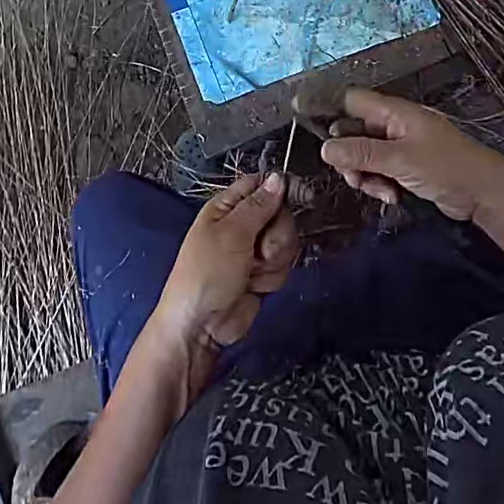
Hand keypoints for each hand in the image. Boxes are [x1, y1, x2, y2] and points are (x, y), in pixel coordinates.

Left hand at [150, 173, 297, 365]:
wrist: (201, 326)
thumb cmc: (207, 273)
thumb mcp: (231, 234)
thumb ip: (259, 206)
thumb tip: (279, 177)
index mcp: (227, 207)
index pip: (261, 185)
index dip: (282, 187)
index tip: (303, 195)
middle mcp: (242, 224)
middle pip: (281, 214)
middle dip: (277, 235)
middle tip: (260, 250)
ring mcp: (254, 249)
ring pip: (286, 241)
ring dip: (273, 260)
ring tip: (251, 272)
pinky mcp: (264, 272)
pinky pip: (284, 265)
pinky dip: (272, 277)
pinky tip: (255, 286)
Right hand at [319, 89, 503, 220]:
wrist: (485, 194)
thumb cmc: (446, 166)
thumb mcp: (400, 159)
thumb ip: (361, 153)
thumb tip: (324, 149)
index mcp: (394, 112)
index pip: (351, 101)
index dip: (329, 109)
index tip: (306, 123)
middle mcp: (394, 125)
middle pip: (353, 133)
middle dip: (349, 156)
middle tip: (353, 177)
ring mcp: (400, 147)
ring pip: (364, 157)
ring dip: (365, 175)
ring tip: (381, 191)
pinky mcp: (406, 167)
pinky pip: (379, 172)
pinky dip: (380, 184)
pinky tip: (392, 197)